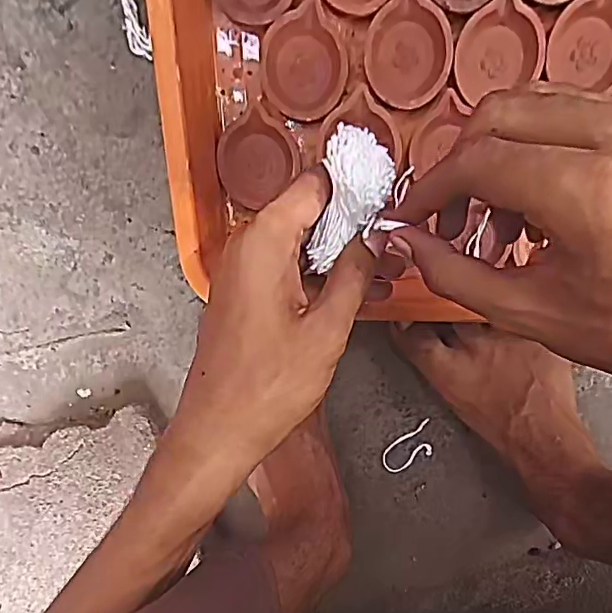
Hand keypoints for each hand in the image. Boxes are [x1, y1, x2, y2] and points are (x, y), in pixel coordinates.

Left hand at [170, 170, 378, 477]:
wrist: (221, 428)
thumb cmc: (265, 387)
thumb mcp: (326, 329)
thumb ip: (355, 274)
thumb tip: (375, 240)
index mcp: (262, 242)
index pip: (312, 184)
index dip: (353, 188)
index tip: (385, 199)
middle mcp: (245, 247)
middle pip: (305, 211)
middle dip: (350, 225)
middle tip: (390, 244)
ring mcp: (242, 271)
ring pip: (298, 242)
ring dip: (338, 254)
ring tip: (381, 274)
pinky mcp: (244, 295)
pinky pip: (285, 268)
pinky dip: (317, 275)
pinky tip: (352, 294)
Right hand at [380, 87, 611, 411]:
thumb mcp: (519, 311)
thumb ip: (449, 270)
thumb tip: (406, 237)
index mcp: (593, 193)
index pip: (480, 160)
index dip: (432, 188)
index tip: (413, 213)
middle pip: (500, 114)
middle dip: (459, 167)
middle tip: (450, 218)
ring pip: (530, 106)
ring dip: (494, 157)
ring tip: (493, 222)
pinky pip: (566, 114)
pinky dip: (531, 151)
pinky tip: (529, 204)